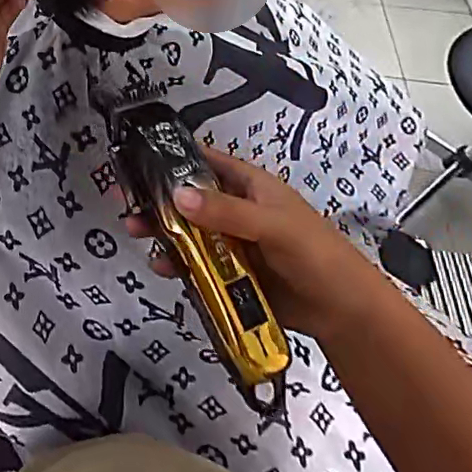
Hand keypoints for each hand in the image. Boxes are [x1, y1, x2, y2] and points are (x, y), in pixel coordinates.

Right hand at [127, 146, 367, 336]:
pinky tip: (164, 267)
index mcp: (249, 185)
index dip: (174, 158)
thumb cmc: (317, 254)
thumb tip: (179, 195)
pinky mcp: (230, 274)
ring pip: (188, 232)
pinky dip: (178, 265)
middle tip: (128, 202)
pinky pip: (197, 264)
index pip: (205, 161)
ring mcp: (231, 242)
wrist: (343, 313)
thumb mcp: (272, 225)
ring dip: (163, 232)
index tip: (141, 161)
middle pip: (188, 199)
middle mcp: (235, 209)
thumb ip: (226, 211)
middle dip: (158, 200)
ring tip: (138, 233)